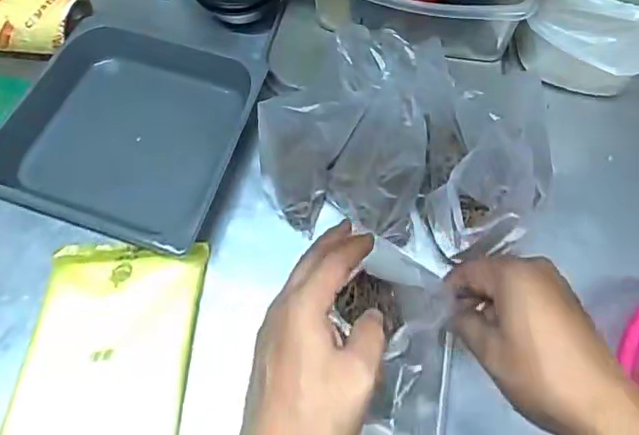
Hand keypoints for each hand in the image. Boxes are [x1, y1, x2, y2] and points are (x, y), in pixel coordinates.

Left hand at [242, 221, 387, 434]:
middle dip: (329, 243)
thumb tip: (370, 314)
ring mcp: (270, 325)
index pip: (329, 264)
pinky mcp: (267, 343)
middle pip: (306, 263)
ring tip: (336, 253)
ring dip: (317, 261)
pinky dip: (309, 282)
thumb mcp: (358, 375)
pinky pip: (291, 296)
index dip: (351, 248)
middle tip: (348, 228)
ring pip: (295, 279)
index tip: (369, 237)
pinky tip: (319, 294)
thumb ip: (370, 335)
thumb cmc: (318, 411)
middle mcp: (281, 306)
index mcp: (301, 305)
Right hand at [447, 256, 638, 434]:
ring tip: (492, 337)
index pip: (468, 270)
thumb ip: (464, 324)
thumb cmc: (540, 375)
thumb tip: (456, 311)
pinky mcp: (570, 301)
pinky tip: (518, 338)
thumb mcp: (491, 353)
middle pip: (491, 274)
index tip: (444, 314)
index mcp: (512, 271)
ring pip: (512, 285)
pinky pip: (532, 294)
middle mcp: (534, 266)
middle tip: (466, 328)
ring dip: (497, 304)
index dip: (452, 291)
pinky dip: (518, 309)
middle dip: (476, 297)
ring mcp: (556, 282)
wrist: (604, 407)